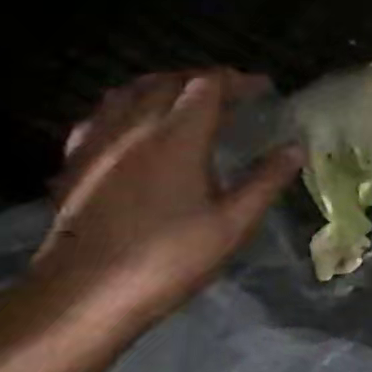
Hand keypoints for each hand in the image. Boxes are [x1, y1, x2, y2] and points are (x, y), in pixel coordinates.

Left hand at [33, 70, 303, 325]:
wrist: (87, 291)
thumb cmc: (172, 256)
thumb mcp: (234, 223)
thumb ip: (265, 180)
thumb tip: (295, 148)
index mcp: (176, 137)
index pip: (207, 87)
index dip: (237, 81)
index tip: (264, 88)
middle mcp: (133, 127)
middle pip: (166, 82)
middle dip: (202, 80)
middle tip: (231, 92)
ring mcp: (98, 142)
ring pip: (129, 93)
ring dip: (162, 87)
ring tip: (186, 99)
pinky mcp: (76, 162)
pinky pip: (102, 116)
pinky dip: (128, 107)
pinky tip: (135, 126)